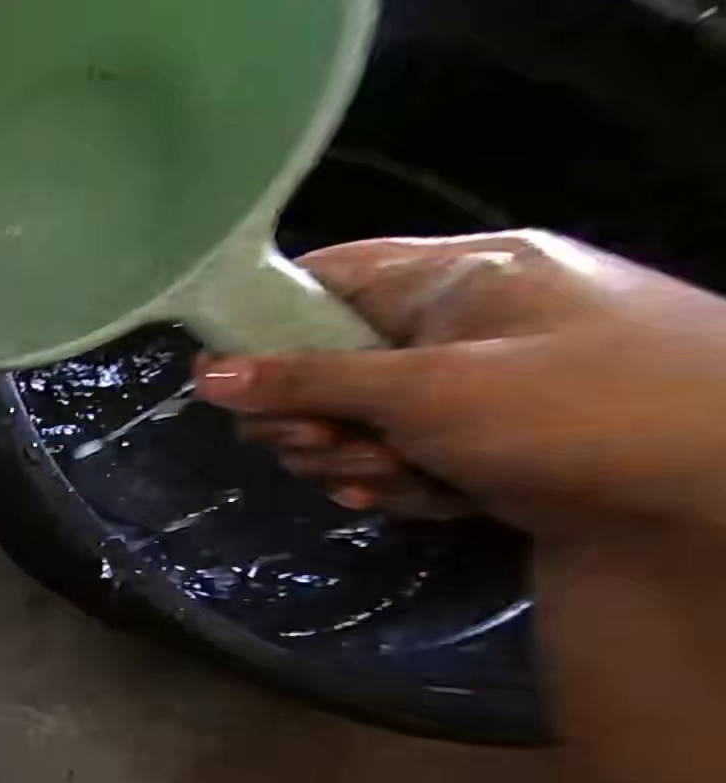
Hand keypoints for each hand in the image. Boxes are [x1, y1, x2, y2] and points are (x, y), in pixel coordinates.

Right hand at [193, 231, 725, 544]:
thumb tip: (201, 375)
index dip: (259, 323)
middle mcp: (448, 324)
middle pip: (317, 364)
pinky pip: (383, 454)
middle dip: (307, 418)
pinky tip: (420, 497)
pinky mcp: (467, 437)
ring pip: (344, 420)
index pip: (320, 278)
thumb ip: (307, 380)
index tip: (217, 377)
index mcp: (453, 278)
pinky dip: (389, 481)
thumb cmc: (587, 413)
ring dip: (347, 460)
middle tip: (323, 445)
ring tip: (393, 479)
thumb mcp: (429, 390)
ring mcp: (458, 384)